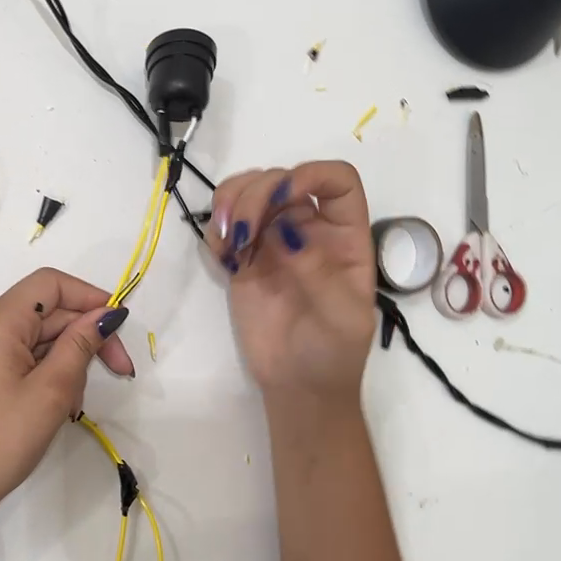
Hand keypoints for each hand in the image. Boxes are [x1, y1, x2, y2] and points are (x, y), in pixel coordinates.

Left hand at [0, 269, 134, 532]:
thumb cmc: (1, 441)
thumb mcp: (51, 392)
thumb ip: (81, 345)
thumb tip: (107, 313)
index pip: (51, 283)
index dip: (89, 297)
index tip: (119, 327)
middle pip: (47, 309)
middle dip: (85, 335)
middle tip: (121, 371)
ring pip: (38, 333)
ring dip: (67, 358)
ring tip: (75, 402)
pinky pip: (22, 351)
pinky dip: (47, 369)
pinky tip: (59, 401)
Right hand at [205, 163, 376, 404]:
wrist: (298, 385)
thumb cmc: (333, 353)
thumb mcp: (342, 317)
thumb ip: (318, 272)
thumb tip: (286, 231)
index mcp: (344, 235)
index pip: (335, 180)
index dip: (309, 174)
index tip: (281, 196)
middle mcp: (308, 227)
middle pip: (280, 177)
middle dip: (255, 194)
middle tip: (241, 234)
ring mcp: (272, 240)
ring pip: (247, 191)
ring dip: (230, 203)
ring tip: (226, 240)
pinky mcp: (242, 258)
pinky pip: (224, 224)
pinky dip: (216, 230)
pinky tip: (222, 257)